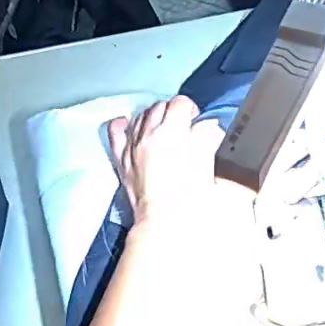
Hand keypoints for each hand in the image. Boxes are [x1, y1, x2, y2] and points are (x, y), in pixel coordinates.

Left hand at [104, 96, 230, 231]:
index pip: (181, 104)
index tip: (196, 121)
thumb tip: (208, 128)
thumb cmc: (190, 198)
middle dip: (173, 112)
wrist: (165, 222)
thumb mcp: (207, 163)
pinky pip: (116, 133)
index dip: (191, 110)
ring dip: (153, 117)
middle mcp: (148, 134)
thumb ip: (207, 139)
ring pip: (140, 116)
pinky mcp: (122, 161)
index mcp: (172, 132)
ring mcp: (132, 146)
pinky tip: (128, 124)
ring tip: (162, 128)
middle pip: (160, 107)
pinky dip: (124, 125)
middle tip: (182, 126)